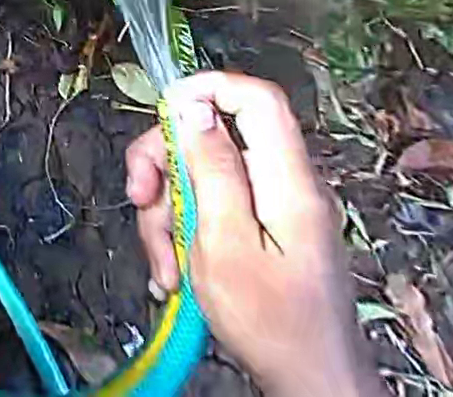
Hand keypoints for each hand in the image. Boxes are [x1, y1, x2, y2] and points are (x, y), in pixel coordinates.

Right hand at [125, 73, 378, 396]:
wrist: (313, 393)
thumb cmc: (270, 323)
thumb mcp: (226, 243)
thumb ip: (212, 168)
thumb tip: (194, 107)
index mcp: (286, 179)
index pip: (258, 98)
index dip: (210, 88)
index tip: (166, 111)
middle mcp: (281, 182)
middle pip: (215, 136)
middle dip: (166, 162)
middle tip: (139, 196)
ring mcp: (271, 207)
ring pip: (203, 174)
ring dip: (168, 211)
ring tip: (162, 264)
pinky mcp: (259, 229)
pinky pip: (212, 206)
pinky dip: (185, 231)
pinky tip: (174, 272)